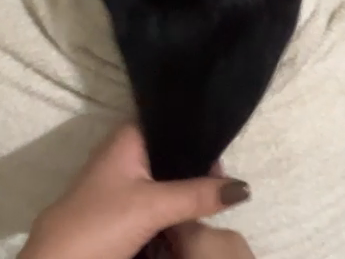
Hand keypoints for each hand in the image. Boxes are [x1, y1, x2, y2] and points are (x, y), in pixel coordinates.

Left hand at [17, 124, 251, 258]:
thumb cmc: (101, 222)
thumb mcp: (153, 207)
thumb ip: (196, 195)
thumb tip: (244, 187)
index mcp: (128, 136)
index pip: (171, 123)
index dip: (198, 134)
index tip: (227, 150)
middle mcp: (123, 151)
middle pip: (169, 151)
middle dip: (195, 165)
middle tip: (227, 182)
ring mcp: (120, 180)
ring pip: (163, 177)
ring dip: (185, 188)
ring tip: (217, 196)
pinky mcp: (119, 207)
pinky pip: (154, 197)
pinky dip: (172, 204)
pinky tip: (191, 214)